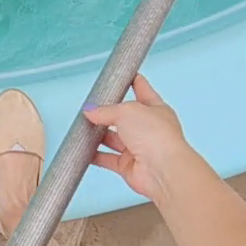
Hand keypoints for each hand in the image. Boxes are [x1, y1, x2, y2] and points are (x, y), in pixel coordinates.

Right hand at [84, 75, 204, 204]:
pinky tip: (84, 150)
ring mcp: (138, 147)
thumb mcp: (127, 111)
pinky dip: (95, 155)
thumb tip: (90, 111)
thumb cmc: (157, 137)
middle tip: (90, 108)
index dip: (131, 81)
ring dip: (98, 134)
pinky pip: (107, 159)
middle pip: (122, 117)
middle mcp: (147, 128)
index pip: (141, 89)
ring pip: (113, 139)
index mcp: (155, 109)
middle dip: (106, 113)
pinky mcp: (127, 166)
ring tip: (83, 128)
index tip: (119, 76)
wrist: (162, 169)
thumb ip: (106, 110)